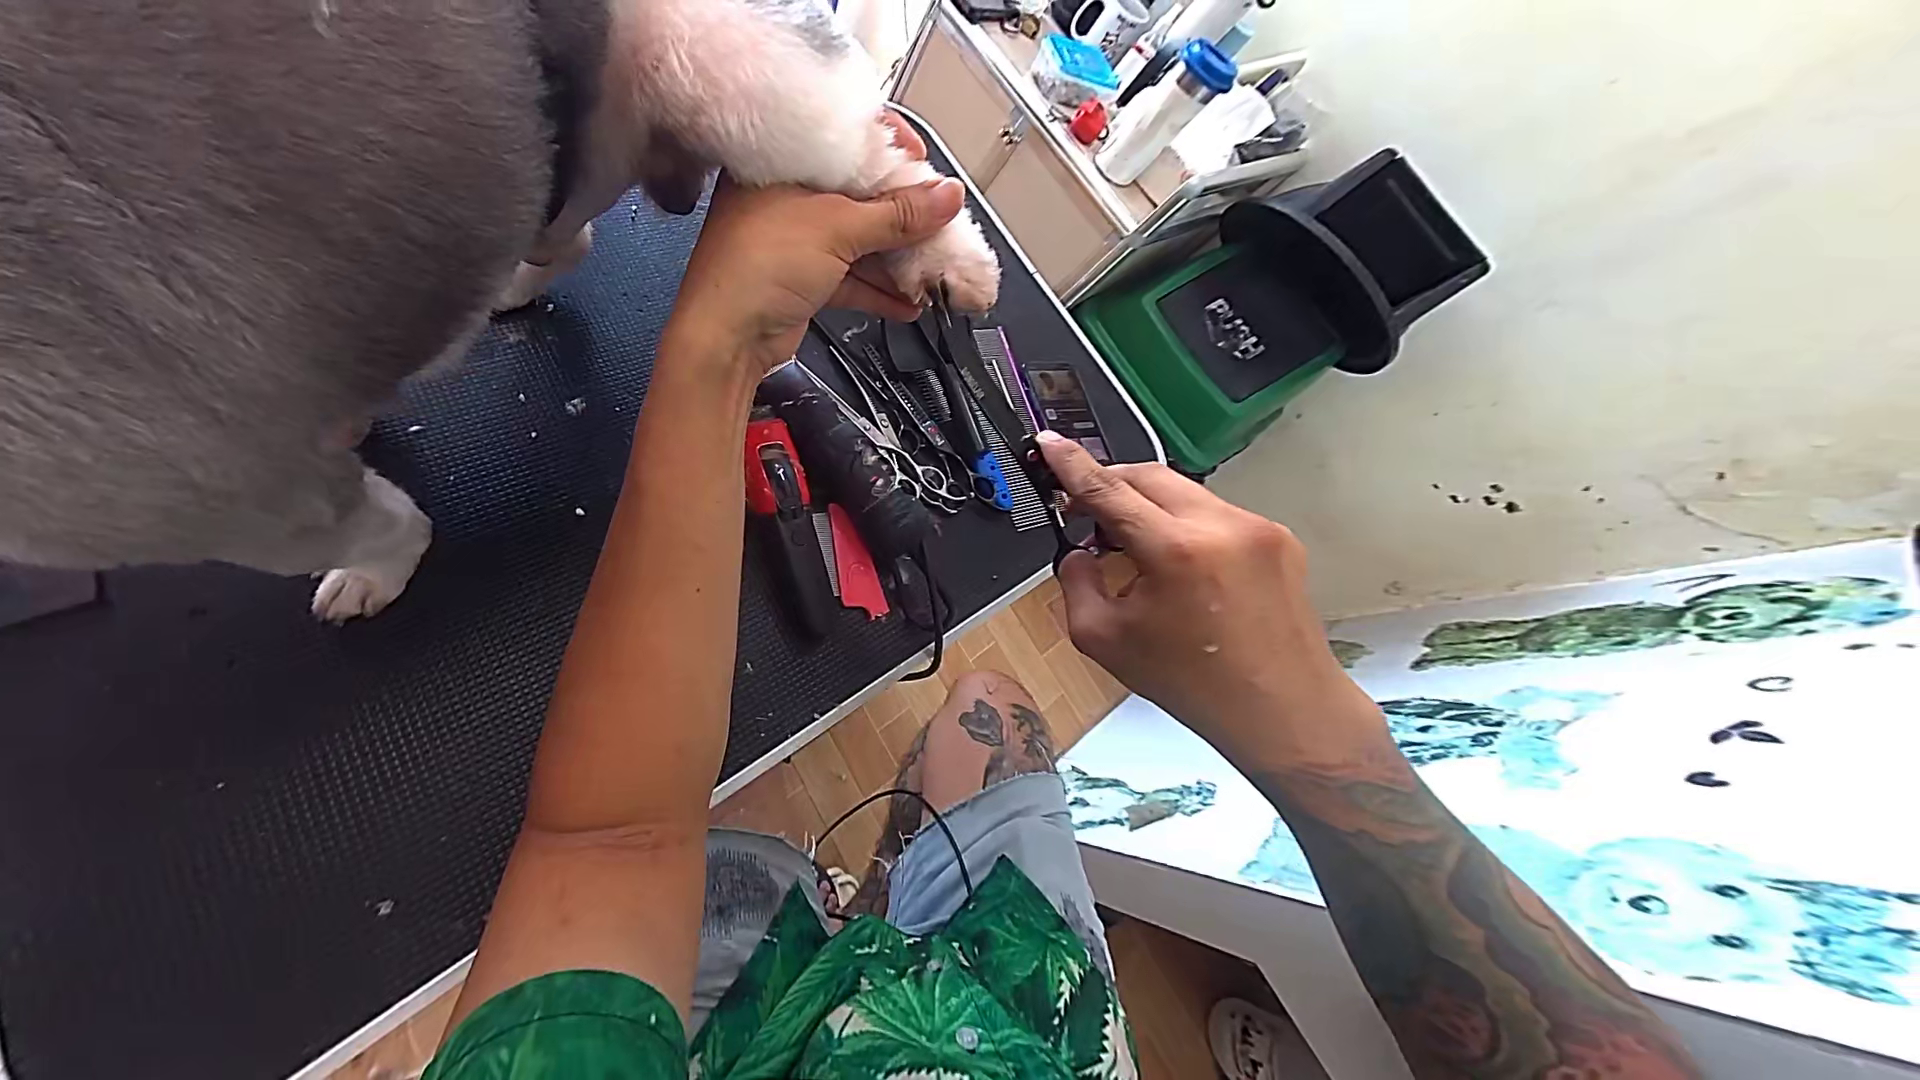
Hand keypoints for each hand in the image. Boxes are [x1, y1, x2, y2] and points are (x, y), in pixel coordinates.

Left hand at [665, 113, 964, 373]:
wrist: (727, 338)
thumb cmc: (755, 269)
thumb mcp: (835, 229)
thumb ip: (897, 215)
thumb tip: (946, 197)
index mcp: (786, 163)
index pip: (851, 145)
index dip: (893, 157)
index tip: (928, 175)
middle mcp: (790, 198)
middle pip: (863, 199)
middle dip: (904, 220)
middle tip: (939, 228)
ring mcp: (798, 242)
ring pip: (861, 244)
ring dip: (898, 262)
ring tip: (932, 271)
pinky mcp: (806, 280)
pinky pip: (853, 279)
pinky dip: (880, 291)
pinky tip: (908, 303)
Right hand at [1037, 432, 1387, 761]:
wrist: (1282, 710)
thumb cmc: (1195, 684)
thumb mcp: (1105, 640)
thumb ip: (1076, 583)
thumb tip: (1078, 553)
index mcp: (1175, 552)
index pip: (1108, 489)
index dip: (1070, 463)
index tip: (1050, 444)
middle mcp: (1221, 527)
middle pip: (1146, 475)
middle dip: (1109, 484)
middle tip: (1084, 512)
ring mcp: (1256, 528)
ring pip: (1182, 491)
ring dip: (1146, 506)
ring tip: (1129, 545)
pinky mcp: (1276, 538)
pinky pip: (1213, 512)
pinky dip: (1182, 524)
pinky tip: (1175, 563)